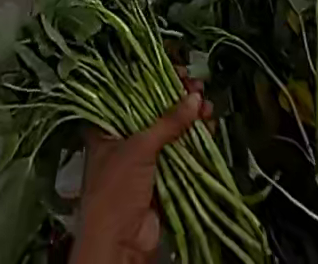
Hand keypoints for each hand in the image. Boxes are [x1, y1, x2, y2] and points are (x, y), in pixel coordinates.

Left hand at [72, 79, 209, 263]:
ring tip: (207, 106)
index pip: (131, 92)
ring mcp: (144, 160)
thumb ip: (168, 122)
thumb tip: (195, 98)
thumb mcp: (139, 148)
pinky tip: (209, 126)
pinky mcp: (162, 178)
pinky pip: (181, 152)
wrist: (118, 246)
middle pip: (155, 110)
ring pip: (171, 131)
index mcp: (108, 128)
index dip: (153, 79)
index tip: (175, 70)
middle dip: (178, 98)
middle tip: (196, 86)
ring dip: (190, 117)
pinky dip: (195, 140)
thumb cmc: (116, 190)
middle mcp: (125, 140)